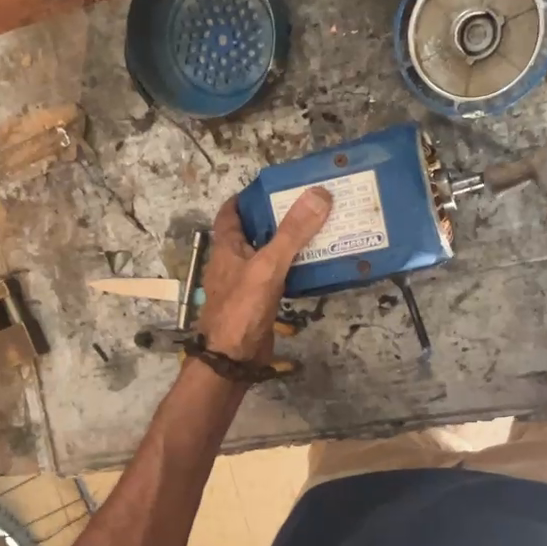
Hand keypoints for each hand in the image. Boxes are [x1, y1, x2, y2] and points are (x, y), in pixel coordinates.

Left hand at [196, 188, 332, 363]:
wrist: (233, 359)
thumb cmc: (242, 308)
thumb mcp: (268, 265)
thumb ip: (292, 232)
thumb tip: (319, 194)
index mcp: (226, 247)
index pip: (231, 213)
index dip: (248, 197)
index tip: (274, 187)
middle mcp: (234, 262)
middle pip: (255, 232)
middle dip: (278, 218)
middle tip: (309, 206)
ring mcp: (246, 284)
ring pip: (268, 256)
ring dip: (289, 244)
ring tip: (320, 230)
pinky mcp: (260, 303)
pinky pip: (278, 278)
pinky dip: (294, 270)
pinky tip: (316, 266)